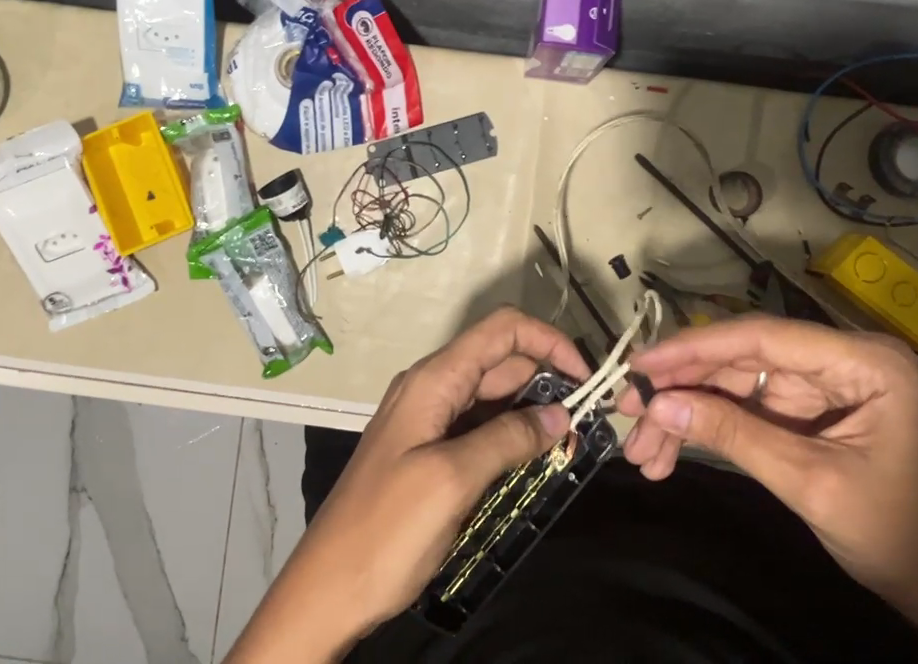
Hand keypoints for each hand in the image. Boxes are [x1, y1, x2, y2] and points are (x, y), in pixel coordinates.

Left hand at [226, 307, 587, 660]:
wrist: (329, 587)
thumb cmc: (387, 528)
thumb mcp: (452, 478)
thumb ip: (507, 439)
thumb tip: (559, 416)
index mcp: (433, 380)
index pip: (502, 331)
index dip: (549, 342)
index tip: (587, 380)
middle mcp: (433, 389)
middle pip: (502, 362)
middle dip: (549, 382)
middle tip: (588, 428)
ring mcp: (430, 421)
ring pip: (495, 398)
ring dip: (534, 413)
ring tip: (570, 449)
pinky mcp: (432, 453)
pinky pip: (481, 430)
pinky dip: (513, 438)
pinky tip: (537, 463)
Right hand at [616, 315, 917, 639]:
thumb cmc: (895, 535)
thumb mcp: (810, 483)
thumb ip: (735, 435)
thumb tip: (658, 403)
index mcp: (863, 361)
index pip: (762, 337)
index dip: (694, 348)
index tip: (640, 366)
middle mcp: (839, 358)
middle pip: (740, 357)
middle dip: (682, 388)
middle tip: (628, 413)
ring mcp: (820, 381)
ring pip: (732, 381)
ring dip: (685, 412)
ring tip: (642, 450)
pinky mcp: (804, 406)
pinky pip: (742, 405)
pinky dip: (706, 427)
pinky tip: (668, 453)